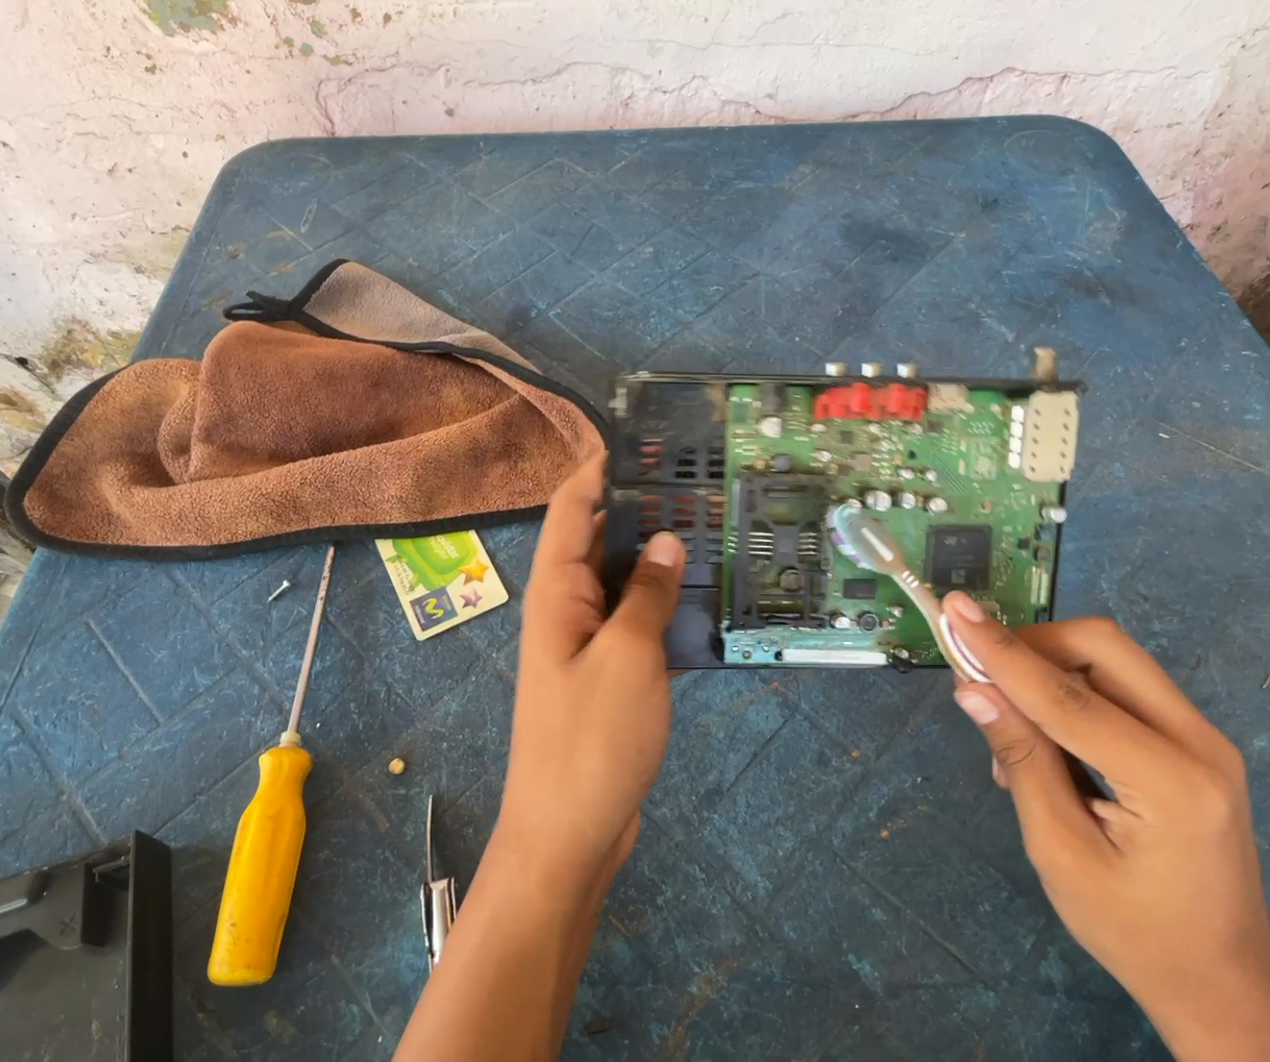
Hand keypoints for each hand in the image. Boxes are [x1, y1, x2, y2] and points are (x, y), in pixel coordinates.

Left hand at [396, 455, 684, 1061]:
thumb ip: (647, 595)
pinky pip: (634, 621)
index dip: (601, 468)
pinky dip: (663, 603)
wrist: (569, 831)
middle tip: (702, 481)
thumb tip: (668, 540)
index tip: (648, 439)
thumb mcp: (627, 658)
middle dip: (643, 508)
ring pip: (622, 582)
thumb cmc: (591, 738)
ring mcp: (586, 643)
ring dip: (659, 557)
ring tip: (714, 527)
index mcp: (555, 592)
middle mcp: (566, 608)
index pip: (571, 508)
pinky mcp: (608, 675)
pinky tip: (705, 595)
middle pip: (600, 540)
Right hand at [940, 592, 1269, 1061]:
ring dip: (1049, 669)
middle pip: (1105, 649)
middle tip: (979, 671)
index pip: (1068, 697)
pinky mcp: (1194, 743)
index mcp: (1170, 781)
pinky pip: (1123, 689)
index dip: (1002, 653)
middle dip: (1033, 644)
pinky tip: (1043, 737)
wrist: (1219, 979)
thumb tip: (973, 691)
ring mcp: (1204, 738)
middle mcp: (1199, 742)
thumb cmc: (1130, 930)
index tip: (954, 611)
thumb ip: (1021, 761)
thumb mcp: (1059, 851)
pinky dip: (1071, 692)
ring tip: (1007, 721)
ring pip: (1114, 661)